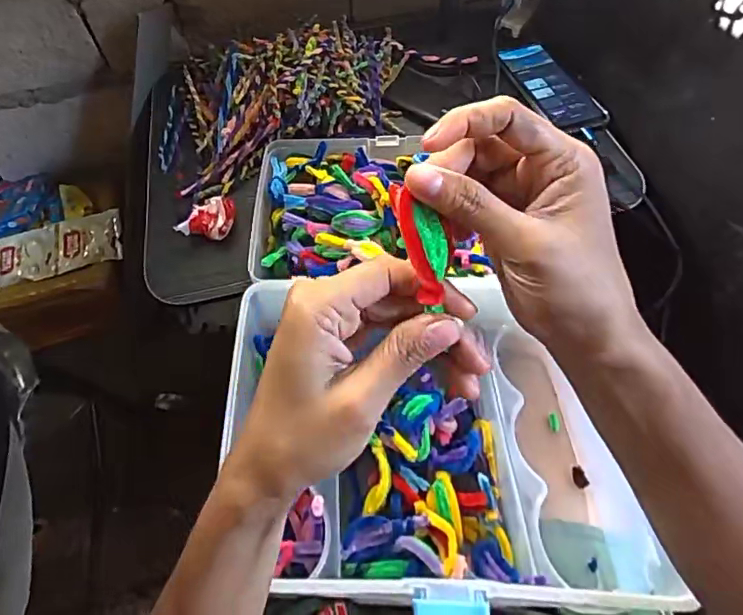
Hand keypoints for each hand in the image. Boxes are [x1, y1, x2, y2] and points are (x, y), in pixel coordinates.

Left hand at [225, 258, 490, 503]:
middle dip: (438, 324)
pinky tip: (447, 376)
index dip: (431, 286)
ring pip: (393, 313)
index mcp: (319, 303)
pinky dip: (412, 351)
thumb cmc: (304, 439)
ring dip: (432, 342)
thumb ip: (404, 354)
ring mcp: (327, 315)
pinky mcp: (334, 334)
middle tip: (478, 361)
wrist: (264, 469)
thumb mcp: (361, 400)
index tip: (469, 314)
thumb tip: (450, 323)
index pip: (384, 271)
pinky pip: (380, 330)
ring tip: (471, 379)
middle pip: (394, 293)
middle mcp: (322, 298)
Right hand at [404, 96, 653, 365]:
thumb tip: (422, 176)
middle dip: (447, 166)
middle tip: (422, 192)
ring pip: (466, 171)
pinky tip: (440, 229)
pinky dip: (445, 210)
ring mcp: (519, 192)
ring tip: (427, 215)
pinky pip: (463, 198)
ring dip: (442, 190)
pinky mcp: (501, 215)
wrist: (591, 342)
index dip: (465, 122)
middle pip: (479, 143)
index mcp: (562, 162)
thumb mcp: (523, 243)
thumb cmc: (581, 293)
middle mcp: (540, 169)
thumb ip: (470, 205)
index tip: (431, 144)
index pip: (508, 118)